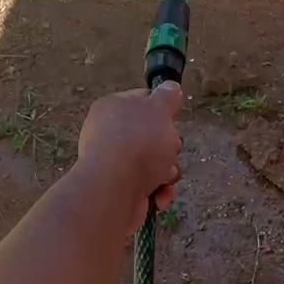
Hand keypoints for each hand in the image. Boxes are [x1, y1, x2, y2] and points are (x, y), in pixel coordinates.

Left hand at [71, 81, 183, 234]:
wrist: (114, 189)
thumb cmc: (138, 142)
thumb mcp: (160, 109)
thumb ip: (167, 97)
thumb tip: (171, 88)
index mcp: (113, 107)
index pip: (142, 100)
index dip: (162, 109)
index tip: (173, 118)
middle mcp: (110, 134)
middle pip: (153, 135)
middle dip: (169, 147)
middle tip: (170, 150)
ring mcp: (114, 164)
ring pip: (154, 163)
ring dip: (167, 172)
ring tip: (164, 177)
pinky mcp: (120, 190)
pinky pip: (148, 187)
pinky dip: (158, 192)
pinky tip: (159, 195)